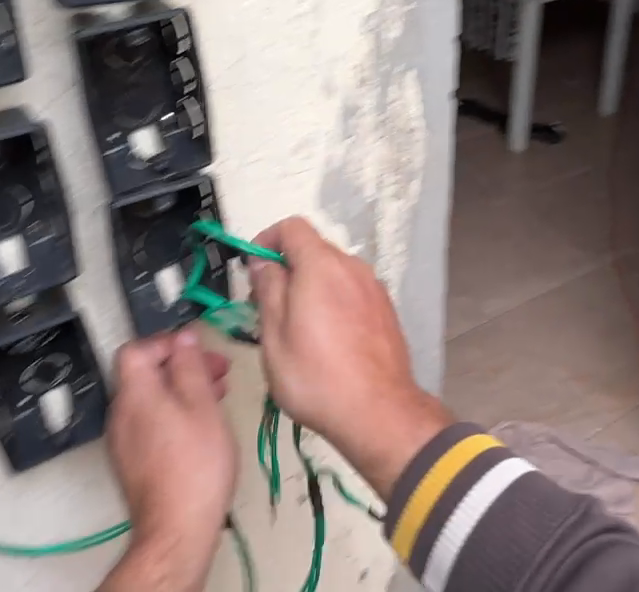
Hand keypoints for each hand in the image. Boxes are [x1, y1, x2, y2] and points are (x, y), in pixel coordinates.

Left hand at [102, 332, 235, 591]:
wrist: (177, 528)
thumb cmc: (195, 462)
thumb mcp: (202, 403)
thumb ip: (190, 364)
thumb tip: (183, 336)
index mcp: (134, 394)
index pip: (135, 350)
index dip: (165, 342)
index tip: (196, 348)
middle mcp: (121, 414)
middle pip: (145, 374)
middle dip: (182, 365)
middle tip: (218, 369)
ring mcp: (124, 441)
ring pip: (152, 399)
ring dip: (182, 388)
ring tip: (218, 394)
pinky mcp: (133, 462)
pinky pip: (151, 422)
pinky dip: (175, 412)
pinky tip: (203, 424)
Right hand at [251, 216, 452, 496]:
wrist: (378, 411)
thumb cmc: (316, 376)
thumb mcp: (274, 336)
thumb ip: (268, 289)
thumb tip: (263, 262)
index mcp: (321, 265)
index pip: (292, 227)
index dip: (267, 240)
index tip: (253, 269)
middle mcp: (352, 267)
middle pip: (314, 249)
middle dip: (287, 268)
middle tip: (267, 306)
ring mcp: (373, 287)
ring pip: (334, 272)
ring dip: (311, 287)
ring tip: (296, 328)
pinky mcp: (385, 309)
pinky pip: (352, 291)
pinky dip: (334, 301)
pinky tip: (327, 340)